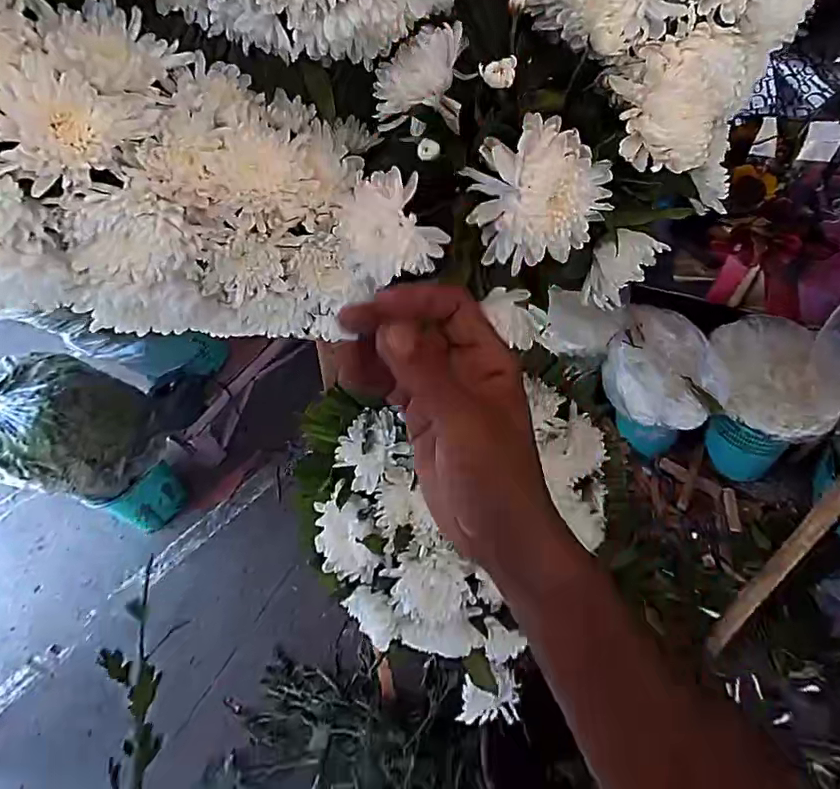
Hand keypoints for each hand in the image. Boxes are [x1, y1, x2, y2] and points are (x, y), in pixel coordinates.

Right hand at [336, 284, 570, 578]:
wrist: (500, 539)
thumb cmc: (494, 477)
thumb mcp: (462, 422)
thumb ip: (426, 374)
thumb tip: (388, 327)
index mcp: (486, 357)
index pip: (451, 307)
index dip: (415, 300)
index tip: (374, 307)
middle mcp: (463, 366)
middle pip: (422, 326)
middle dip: (386, 321)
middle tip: (345, 324)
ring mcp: (441, 391)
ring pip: (403, 354)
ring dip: (372, 348)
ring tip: (340, 351)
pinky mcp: (422, 415)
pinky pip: (393, 384)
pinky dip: (371, 376)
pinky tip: (349, 374)